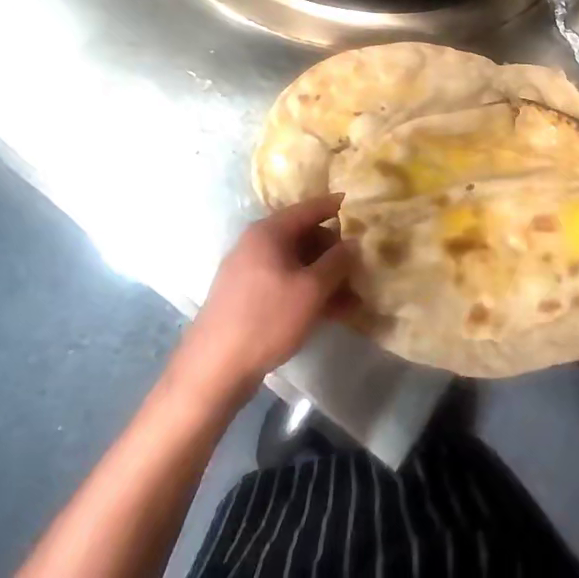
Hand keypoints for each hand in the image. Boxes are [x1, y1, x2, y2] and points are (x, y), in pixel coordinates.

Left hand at [169, 194, 355, 406]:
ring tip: (355, 297)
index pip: (311, 208)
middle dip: (336, 252)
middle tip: (362, 265)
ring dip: (327, 277)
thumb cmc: (267, 319)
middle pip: (306, 236)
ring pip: (298, 264)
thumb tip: (353, 242)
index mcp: (269, 232)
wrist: (213, 371)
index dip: (339, 207)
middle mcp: (257, 245)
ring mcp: (250, 272)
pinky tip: (334, 312)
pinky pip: (286, 283)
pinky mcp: (248, 297)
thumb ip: (338, 261)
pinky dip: (309, 292)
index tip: (366, 210)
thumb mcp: (312, 289)